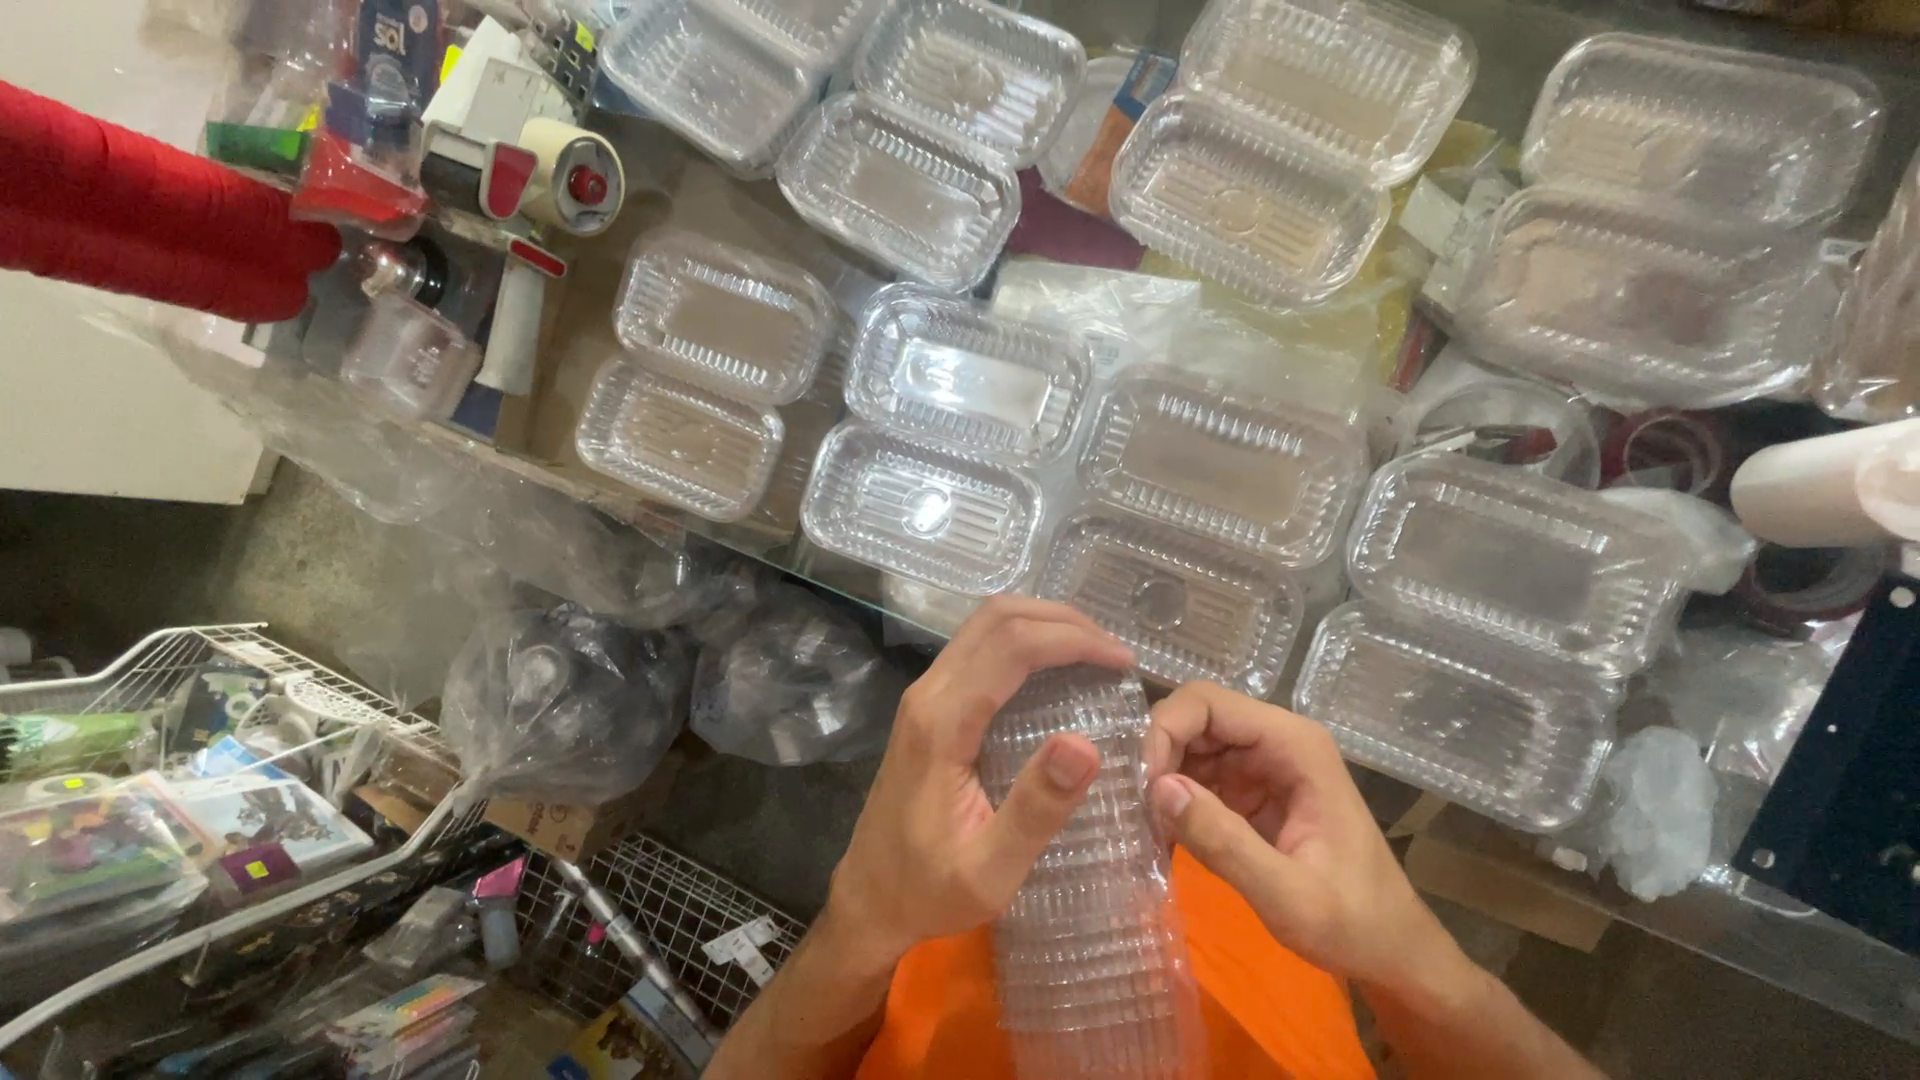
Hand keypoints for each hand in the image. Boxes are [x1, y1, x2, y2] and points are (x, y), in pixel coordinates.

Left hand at [827, 597, 1135, 967]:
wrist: (867, 899)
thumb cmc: (928, 891)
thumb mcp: (990, 871)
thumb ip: (1036, 809)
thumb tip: (1085, 744)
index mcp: (941, 723)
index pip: (1011, 646)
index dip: (1073, 641)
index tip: (1123, 663)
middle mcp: (928, 693)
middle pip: (996, 618)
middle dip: (1063, 621)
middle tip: (1115, 654)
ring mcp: (924, 695)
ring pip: (984, 626)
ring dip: (1042, 625)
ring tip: (1095, 655)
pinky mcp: (928, 705)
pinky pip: (978, 648)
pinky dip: (1023, 642)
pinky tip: (1055, 670)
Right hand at [1145, 682, 1470, 997]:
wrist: (1392, 952)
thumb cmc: (1354, 923)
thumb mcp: (1289, 896)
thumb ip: (1224, 843)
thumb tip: (1158, 789)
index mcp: (1294, 745)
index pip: (1208, 703)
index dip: (1165, 731)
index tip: (1144, 787)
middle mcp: (1275, 741)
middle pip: (1193, 718)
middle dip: (1157, 756)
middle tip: (1137, 810)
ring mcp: (1260, 764)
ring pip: (1188, 745)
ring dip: (1161, 780)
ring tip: (1144, 828)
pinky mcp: (1248, 790)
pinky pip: (1196, 775)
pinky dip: (1173, 800)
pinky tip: (1161, 837)